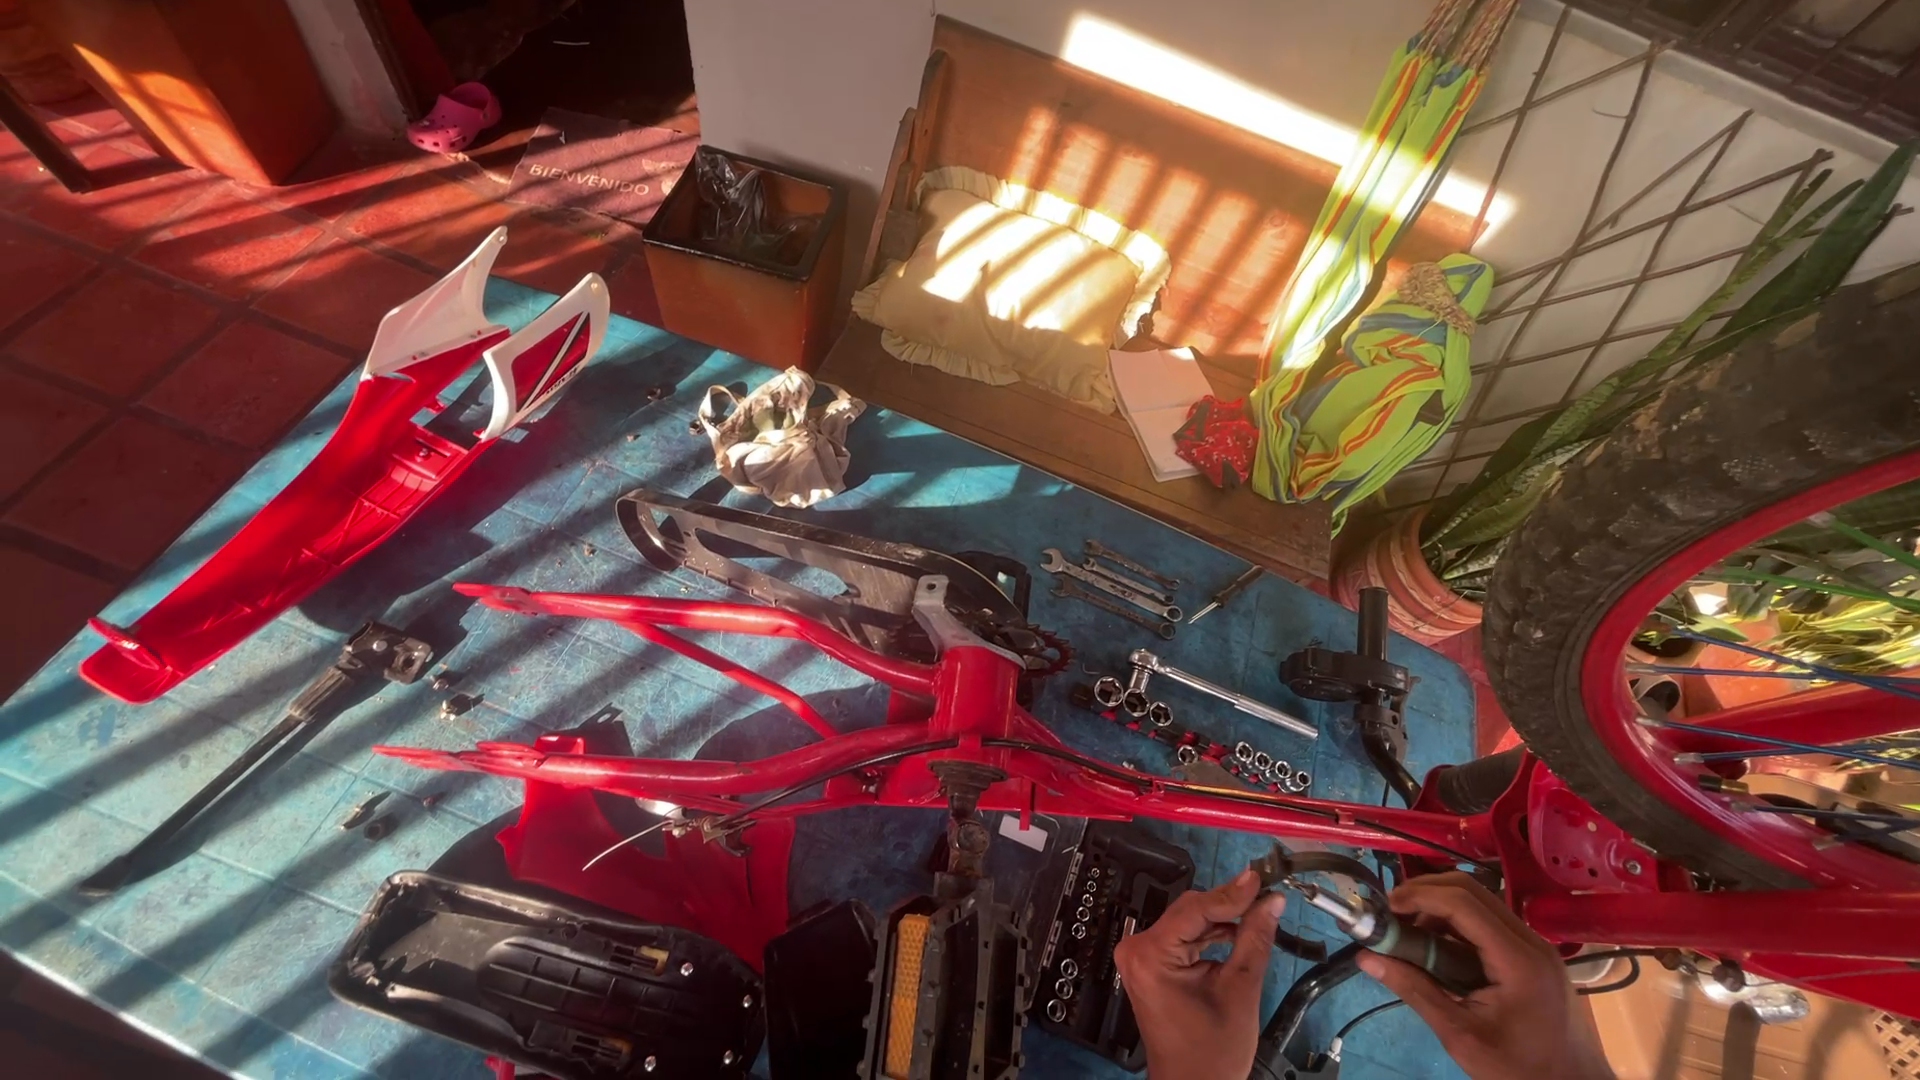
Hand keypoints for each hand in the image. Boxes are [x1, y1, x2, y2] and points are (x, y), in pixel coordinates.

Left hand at [1113, 869, 1285, 1079]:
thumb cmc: (1214, 1054)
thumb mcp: (1240, 992)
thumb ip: (1254, 941)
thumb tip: (1271, 902)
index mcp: (1151, 954)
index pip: (1194, 910)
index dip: (1231, 893)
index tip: (1259, 878)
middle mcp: (1138, 948)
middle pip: (1189, 912)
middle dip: (1228, 904)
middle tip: (1265, 891)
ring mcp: (1141, 955)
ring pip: (1188, 922)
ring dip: (1222, 918)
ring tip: (1259, 909)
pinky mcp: (1150, 962)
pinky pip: (1183, 937)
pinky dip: (1210, 934)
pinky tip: (1238, 930)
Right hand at [1356, 872, 1613, 1079]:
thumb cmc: (1520, 1071)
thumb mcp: (1461, 1036)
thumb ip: (1414, 990)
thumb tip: (1366, 957)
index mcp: (1519, 960)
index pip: (1462, 903)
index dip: (1420, 896)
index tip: (1387, 908)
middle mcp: (1533, 942)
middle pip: (1471, 890)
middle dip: (1426, 893)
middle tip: (1394, 913)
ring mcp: (1537, 947)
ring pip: (1480, 900)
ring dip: (1440, 906)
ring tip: (1413, 933)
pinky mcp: (1534, 955)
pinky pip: (1489, 920)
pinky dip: (1457, 921)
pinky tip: (1440, 947)